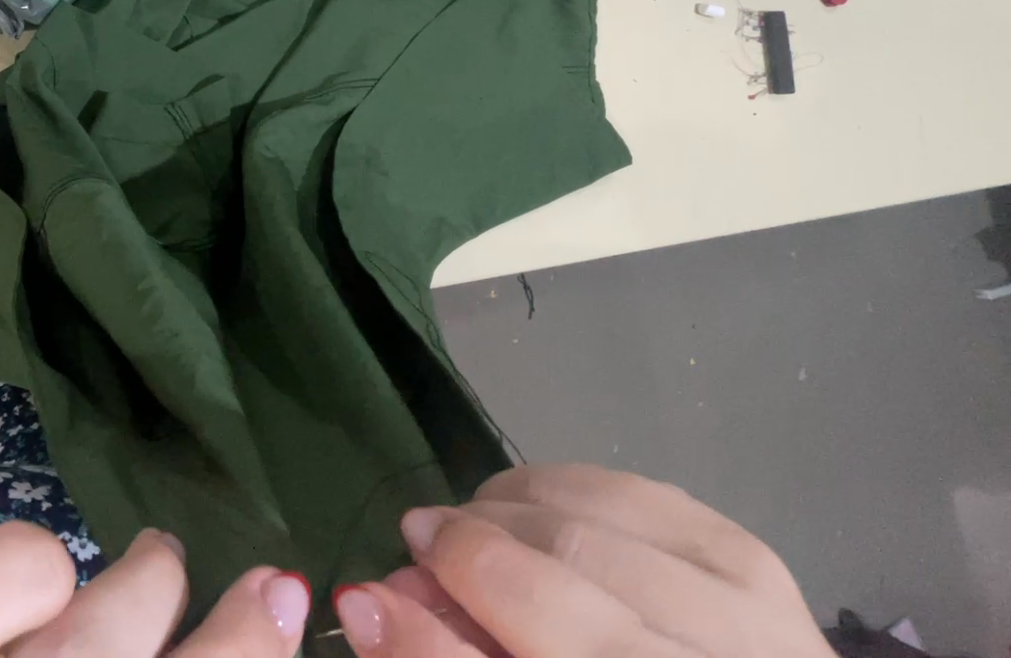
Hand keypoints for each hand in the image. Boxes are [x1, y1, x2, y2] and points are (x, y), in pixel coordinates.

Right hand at [330, 464, 836, 657]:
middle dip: (470, 544)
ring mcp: (758, 616)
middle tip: (428, 546)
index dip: (442, 601)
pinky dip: (558, 490)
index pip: (535, 625)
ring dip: (508, 510)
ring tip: (481, 532)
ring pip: (587, 517)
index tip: (386, 577)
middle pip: (559, 565)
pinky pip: (624, 489)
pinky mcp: (754, 561)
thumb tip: (356, 598)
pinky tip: (536, 517)